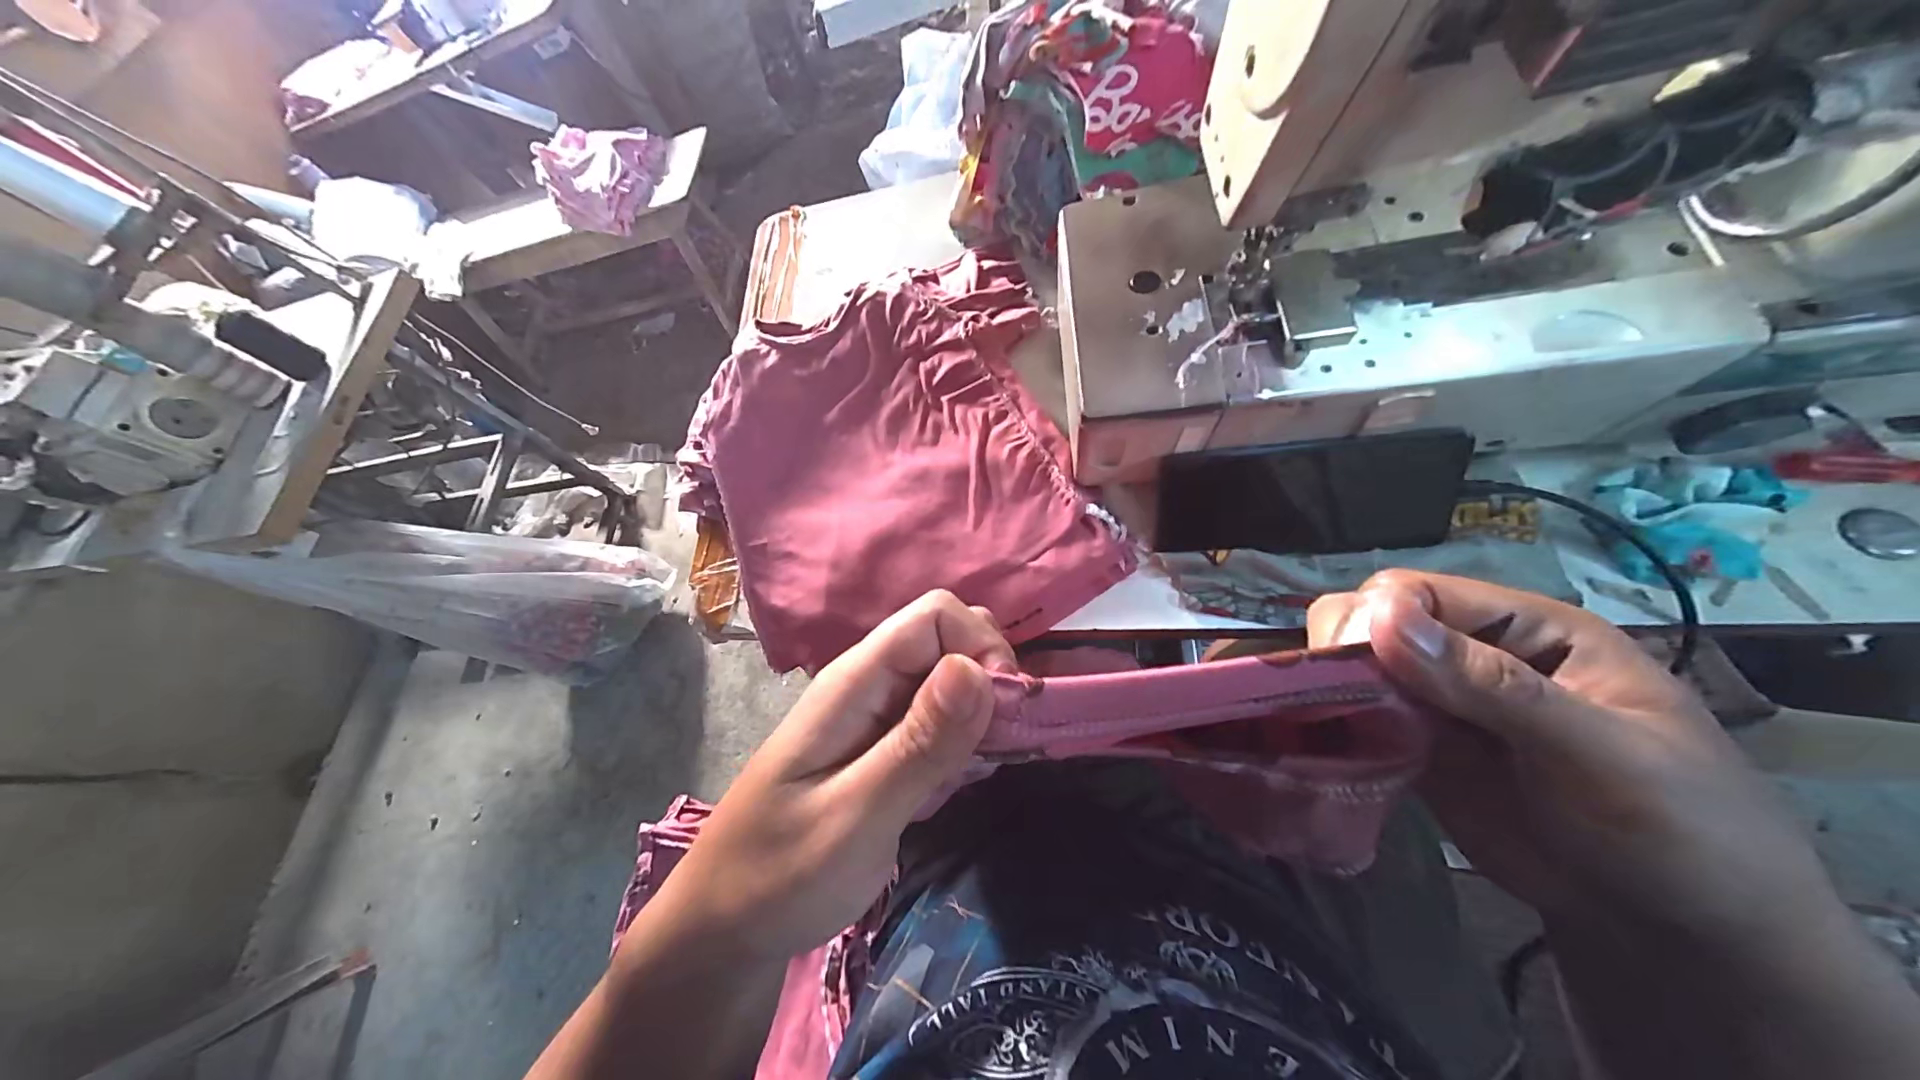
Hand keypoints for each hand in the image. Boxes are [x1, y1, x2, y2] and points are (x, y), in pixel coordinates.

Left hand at [645, 590, 1013, 961]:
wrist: (725, 927)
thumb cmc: (779, 875)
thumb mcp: (855, 817)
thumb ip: (919, 744)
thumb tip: (978, 668)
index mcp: (854, 683)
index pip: (936, 616)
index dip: (981, 649)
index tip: (1006, 714)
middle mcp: (868, 685)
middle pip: (948, 639)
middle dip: (989, 677)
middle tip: (999, 745)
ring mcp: (874, 717)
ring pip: (949, 680)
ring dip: (981, 714)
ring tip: (977, 771)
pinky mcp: (882, 749)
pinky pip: (939, 721)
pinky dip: (964, 741)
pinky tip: (957, 784)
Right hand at [1308, 571, 1838, 940]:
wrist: (1680, 933)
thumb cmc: (1678, 830)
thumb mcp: (1601, 752)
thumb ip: (1495, 685)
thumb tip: (1382, 618)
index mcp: (1527, 629)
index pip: (1420, 591)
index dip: (1375, 615)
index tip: (1346, 660)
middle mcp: (1473, 654)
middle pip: (1373, 620)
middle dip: (1343, 648)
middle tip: (1331, 697)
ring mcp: (1440, 704)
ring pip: (1356, 668)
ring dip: (1330, 687)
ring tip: (1322, 724)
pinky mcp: (1417, 749)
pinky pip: (1359, 720)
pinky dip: (1335, 727)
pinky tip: (1327, 748)